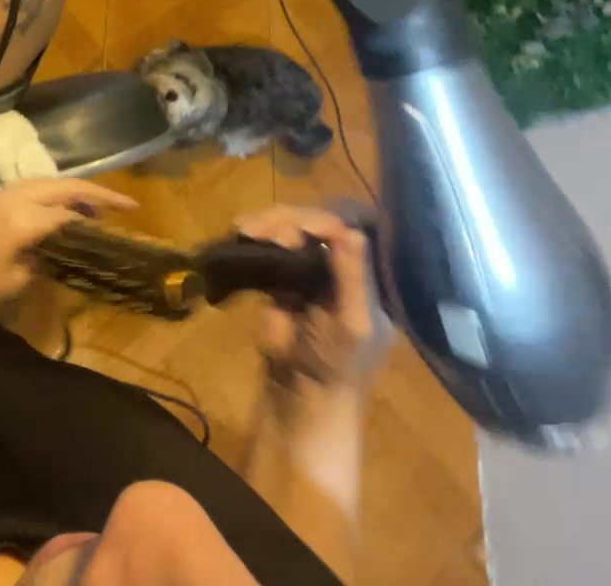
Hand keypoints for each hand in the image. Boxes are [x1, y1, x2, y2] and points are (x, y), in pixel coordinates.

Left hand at [0, 178, 138, 312]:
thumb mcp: (14, 280)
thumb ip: (43, 259)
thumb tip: (57, 250)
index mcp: (22, 217)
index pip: (71, 210)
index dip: (103, 211)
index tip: (130, 214)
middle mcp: (12, 196)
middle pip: (61, 185)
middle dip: (94, 191)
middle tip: (123, 204)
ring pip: (43, 183)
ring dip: (70, 192)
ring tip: (94, 211)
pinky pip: (27, 189)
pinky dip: (50, 195)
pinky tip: (59, 213)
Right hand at [234, 206, 384, 390]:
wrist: (300, 391)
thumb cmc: (339, 363)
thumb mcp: (354, 323)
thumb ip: (353, 278)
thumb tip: (349, 230)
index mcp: (370, 275)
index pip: (354, 230)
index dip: (326, 219)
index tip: (300, 226)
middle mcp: (341, 265)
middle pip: (317, 222)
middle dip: (288, 219)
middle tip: (261, 229)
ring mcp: (308, 269)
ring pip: (290, 228)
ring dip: (266, 223)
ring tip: (244, 230)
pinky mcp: (279, 277)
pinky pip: (268, 247)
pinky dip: (253, 236)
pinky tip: (239, 233)